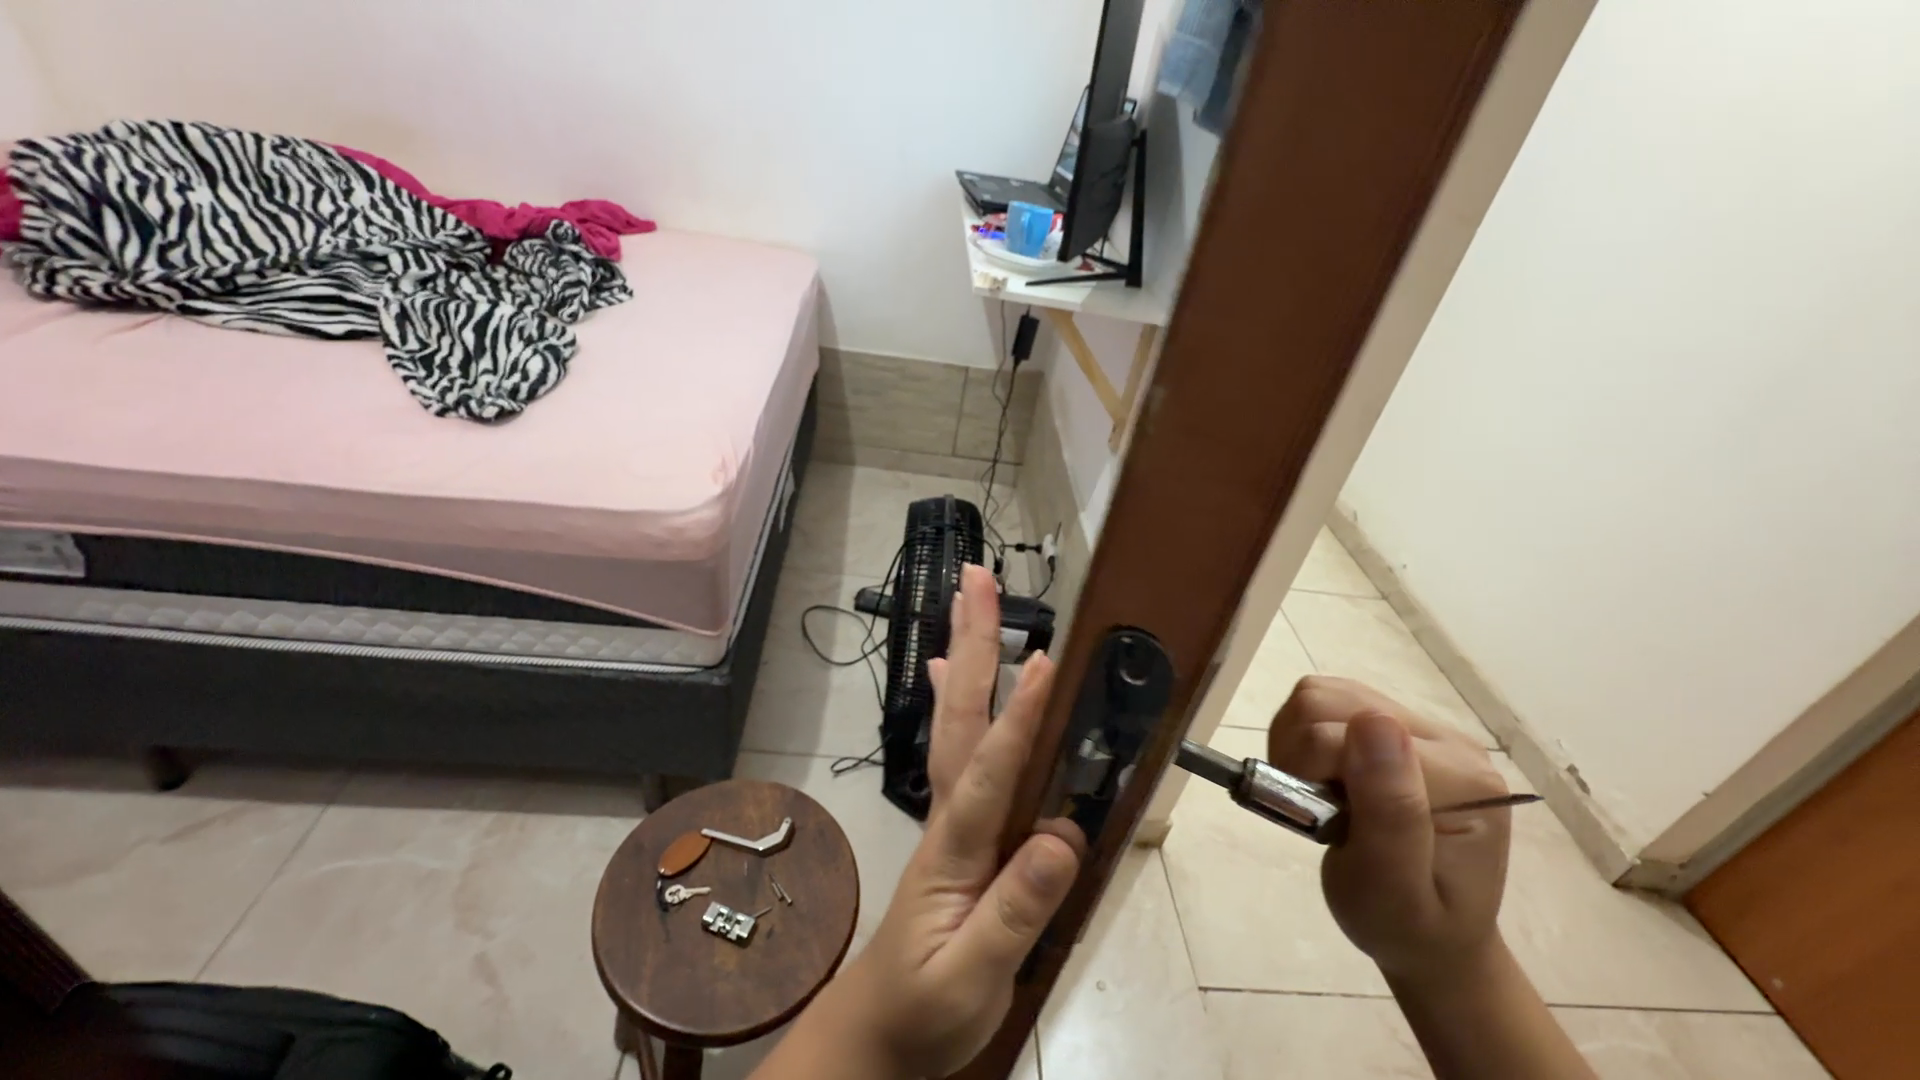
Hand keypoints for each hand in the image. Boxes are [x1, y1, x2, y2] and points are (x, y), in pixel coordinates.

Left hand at [839, 565, 1086, 1077]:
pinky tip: (958, 677)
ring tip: (972, 603)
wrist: (875, 1034)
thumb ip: (1015, 909)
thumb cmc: (923, 1011)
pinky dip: (962, 703)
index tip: (1044, 662)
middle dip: (972, 644)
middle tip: (977, 580)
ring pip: (956, 726)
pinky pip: (961, 754)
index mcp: (955, 849)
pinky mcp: (959, 833)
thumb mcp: (972, 976)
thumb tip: (1061, 836)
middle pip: (959, 719)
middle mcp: (949, 818)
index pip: (988, 772)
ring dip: (967, 658)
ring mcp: (950, 821)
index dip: (1017, 718)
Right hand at [1267, 676, 1512, 983]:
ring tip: (1315, 794)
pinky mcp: (1393, 724)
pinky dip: (1300, 735)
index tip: (1319, 824)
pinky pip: (1324, 701)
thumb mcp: (1396, 891)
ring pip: (1319, 693)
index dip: (1308, 774)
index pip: (1348, 734)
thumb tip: (1374, 722)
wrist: (1431, 938)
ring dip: (1295, 743)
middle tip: (1316, 810)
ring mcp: (1420, 727)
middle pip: (1329, 700)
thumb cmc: (1407, 926)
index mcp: (1461, 777)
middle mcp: (1447, 738)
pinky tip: (1318, 776)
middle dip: (1298, 755)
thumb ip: (1391, 812)